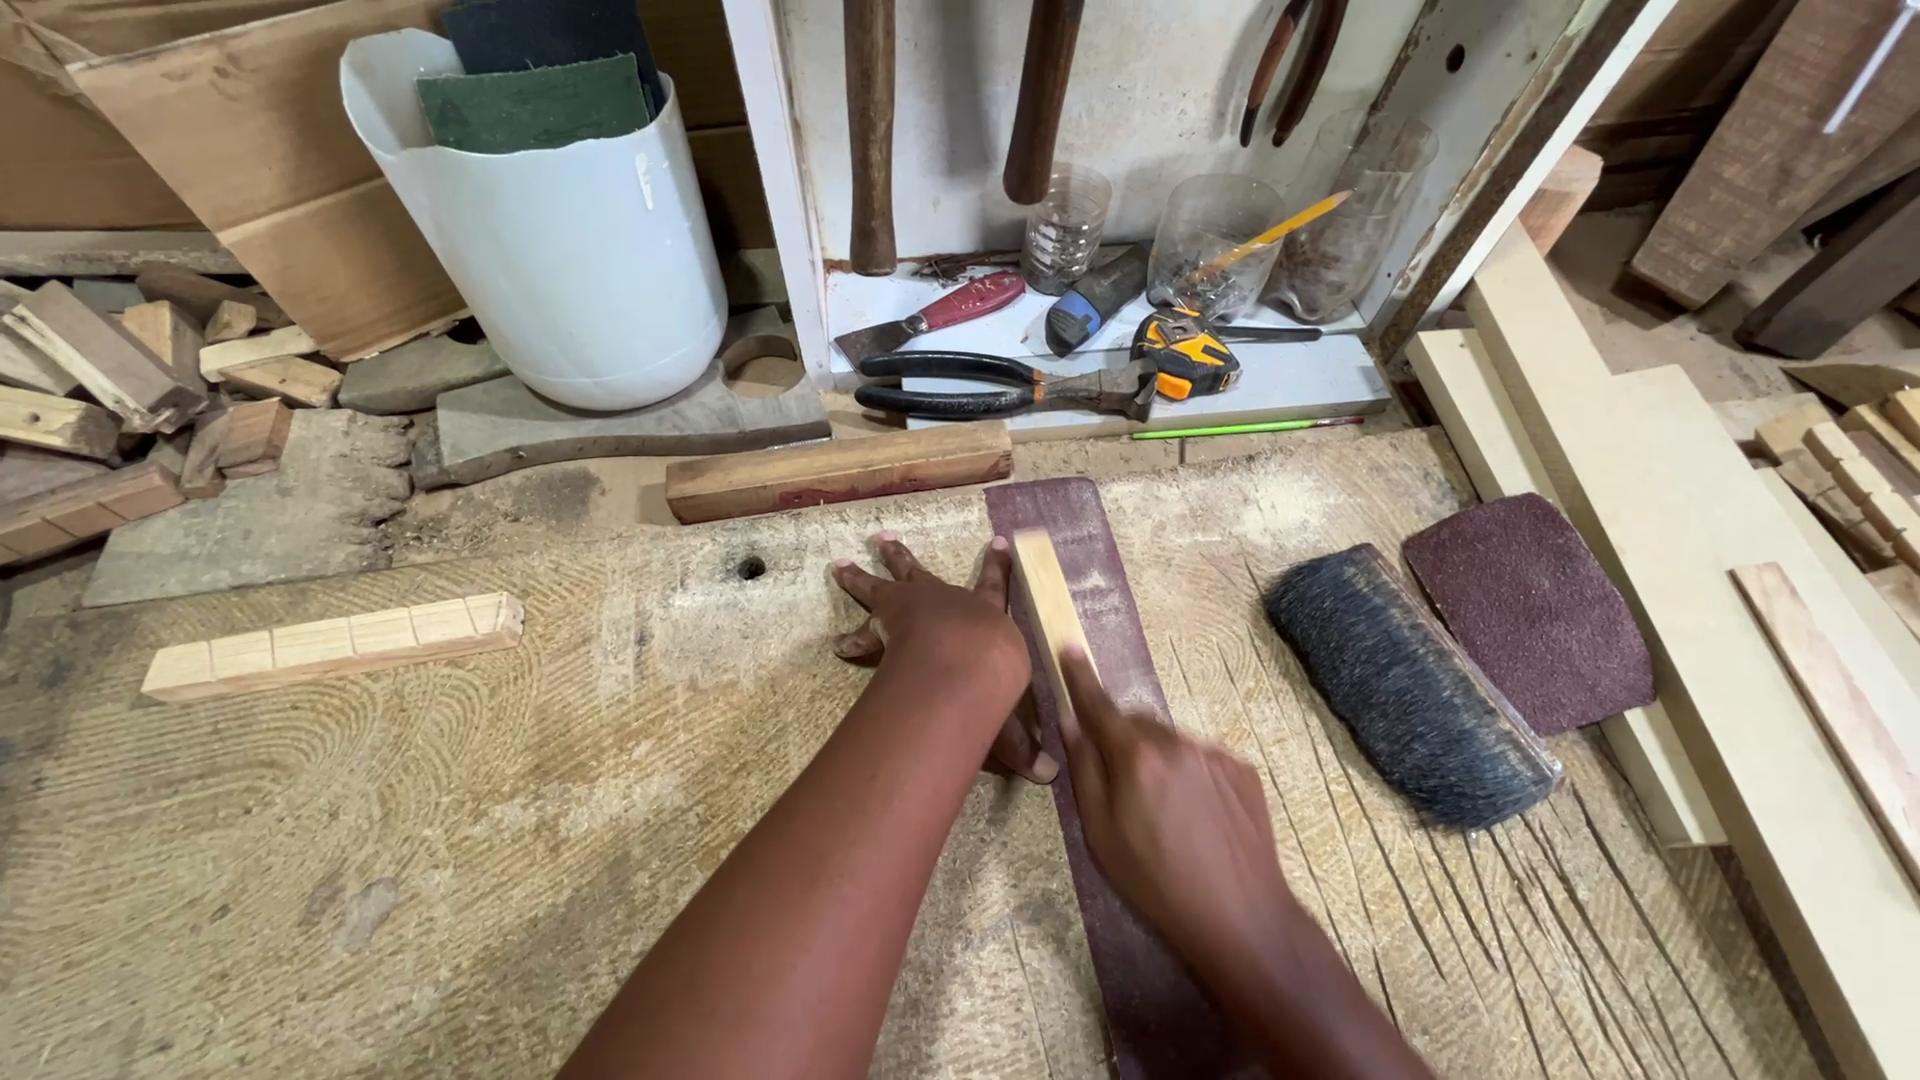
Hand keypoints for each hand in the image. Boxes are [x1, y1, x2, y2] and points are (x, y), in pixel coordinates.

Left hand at [831, 531, 1055, 783]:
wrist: (965, 654)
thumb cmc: (995, 676)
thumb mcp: (1011, 711)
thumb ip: (1021, 744)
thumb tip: (1047, 774)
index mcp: (986, 614)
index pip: (995, 586)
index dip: (997, 566)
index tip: (997, 542)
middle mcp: (947, 599)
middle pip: (920, 573)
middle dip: (901, 558)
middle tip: (883, 539)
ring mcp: (914, 602)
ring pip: (884, 583)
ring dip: (862, 575)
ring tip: (839, 564)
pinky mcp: (887, 616)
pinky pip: (863, 627)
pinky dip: (851, 639)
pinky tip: (835, 646)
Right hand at [1057, 644, 1297, 982]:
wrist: (1240, 915)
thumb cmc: (1154, 881)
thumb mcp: (1100, 833)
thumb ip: (1084, 770)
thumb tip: (1072, 723)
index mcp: (1136, 756)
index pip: (1099, 705)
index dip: (1080, 677)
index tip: (1070, 646)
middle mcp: (1177, 742)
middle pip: (1136, 725)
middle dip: (1123, 741)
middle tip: (1122, 788)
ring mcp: (1214, 753)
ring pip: (1170, 742)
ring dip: (1158, 760)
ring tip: (1166, 813)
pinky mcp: (1242, 769)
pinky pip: (1201, 758)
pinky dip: (1190, 774)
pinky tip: (1197, 816)